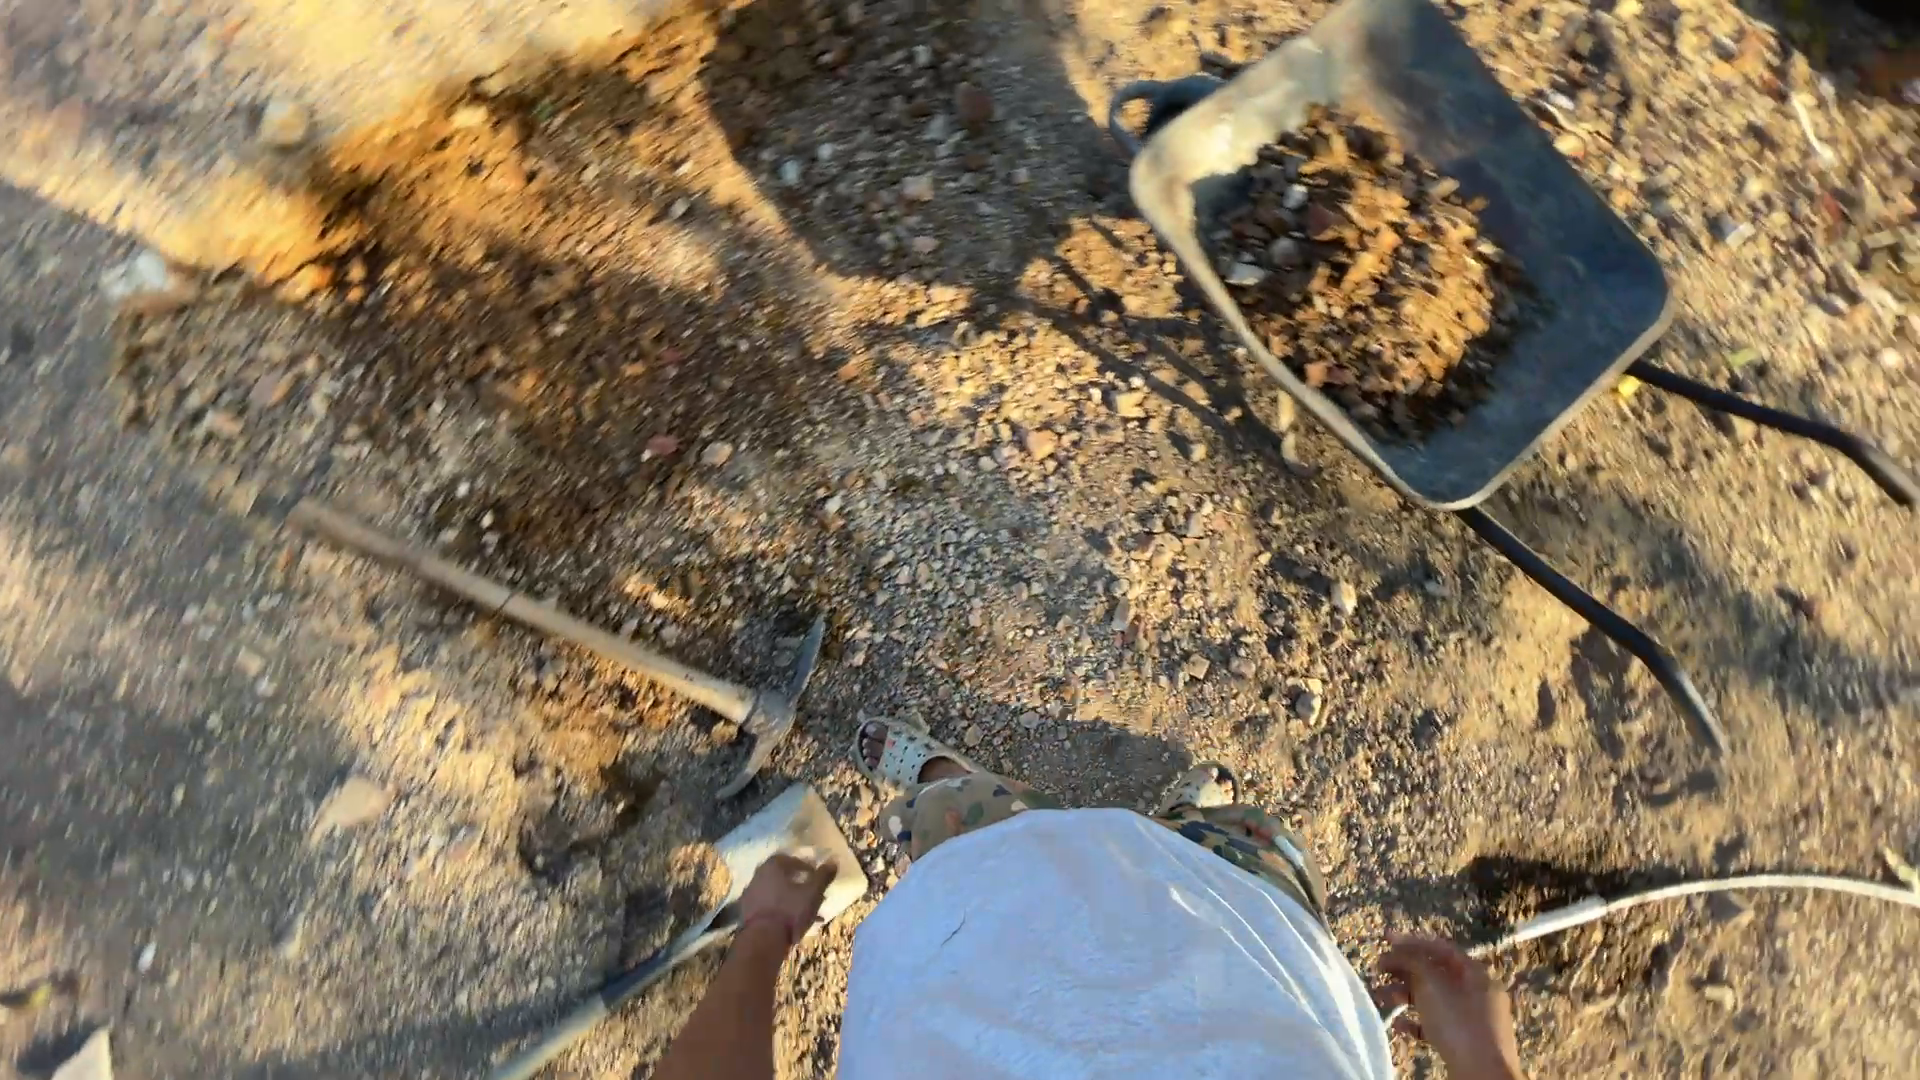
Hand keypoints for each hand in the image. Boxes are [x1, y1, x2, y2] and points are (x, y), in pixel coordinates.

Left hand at [736, 853, 835, 946]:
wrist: (762, 942)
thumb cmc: (790, 911)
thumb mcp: (813, 892)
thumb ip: (823, 876)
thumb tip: (833, 861)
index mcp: (772, 866)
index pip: (791, 859)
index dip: (806, 866)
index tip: (815, 875)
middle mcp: (758, 877)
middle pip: (782, 877)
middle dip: (799, 885)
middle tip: (811, 893)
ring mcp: (750, 897)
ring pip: (776, 894)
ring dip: (790, 900)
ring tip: (806, 912)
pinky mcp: (746, 915)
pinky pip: (768, 908)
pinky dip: (780, 912)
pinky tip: (792, 925)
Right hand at [1374, 936, 1524, 1079]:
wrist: (1482, 1077)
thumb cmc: (1458, 1022)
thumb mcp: (1432, 983)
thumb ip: (1413, 960)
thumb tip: (1398, 950)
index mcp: (1476, 976)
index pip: (1442, 948)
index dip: (1412, 940)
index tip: (1385, 938)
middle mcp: (1476, 994)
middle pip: (1433, 972)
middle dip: (1402, 968)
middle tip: (1378, 967)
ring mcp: (1470, 1020)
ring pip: (1430, 998)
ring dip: (1402, 994)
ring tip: (1379, 997)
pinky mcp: (1462, 1042)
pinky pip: (1434, 1023)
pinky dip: (1414, 1020)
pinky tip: (1398, 1024)